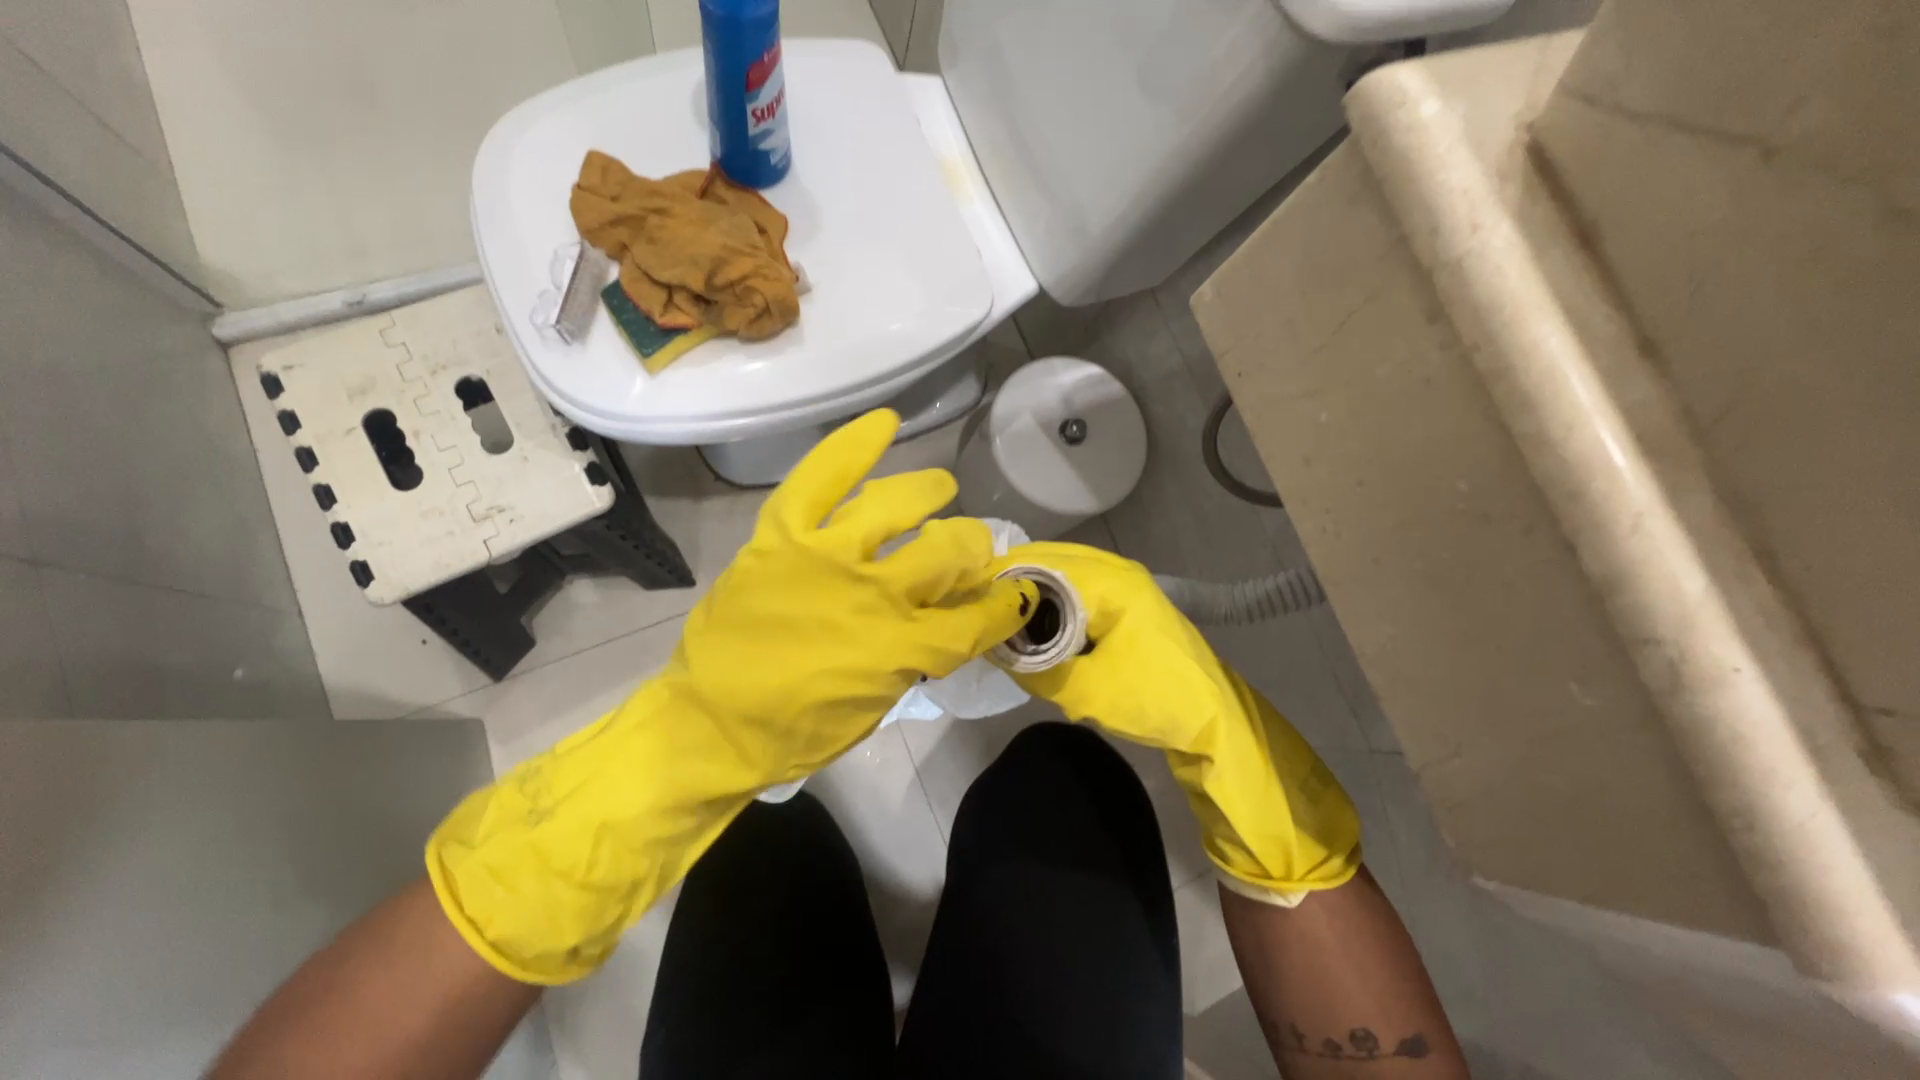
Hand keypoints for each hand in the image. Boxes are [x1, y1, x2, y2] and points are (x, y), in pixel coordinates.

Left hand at [428, 410, 1034, 983]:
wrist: (710, 724)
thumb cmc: (795, 731)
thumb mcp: (874, 707)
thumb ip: (914, 658)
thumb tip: (944, 622)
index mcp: (900, 648)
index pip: (975, 619)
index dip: (1004, 606)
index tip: (1014, 596)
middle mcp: (872, 594)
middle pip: (946, 553)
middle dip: (971, 547)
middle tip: (967, 547)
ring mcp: (825, 557)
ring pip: (894, 506)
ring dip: (928, 492)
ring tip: (938, 487)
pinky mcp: (782, 535)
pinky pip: (820, 477)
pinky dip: (853, 445)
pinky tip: (885, 422)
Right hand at [1000, 542, 1360, 904]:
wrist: (1218, 725)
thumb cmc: (1154, 701)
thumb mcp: (1085, 689)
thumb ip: (1033, 665)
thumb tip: (995, 646)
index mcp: (1111, 583)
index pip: (1039, 562)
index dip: (998, 578)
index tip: (963, 599)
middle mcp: (1119, 572)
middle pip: (1050, 560)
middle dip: (1012, 581)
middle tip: (973, 606)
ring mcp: (1128, 587)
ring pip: (1064, 574)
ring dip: (1032, 592)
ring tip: (995, 615)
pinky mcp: (1130, 607)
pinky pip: (1079, 591)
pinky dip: (1053, 602)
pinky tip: (1032, 624)